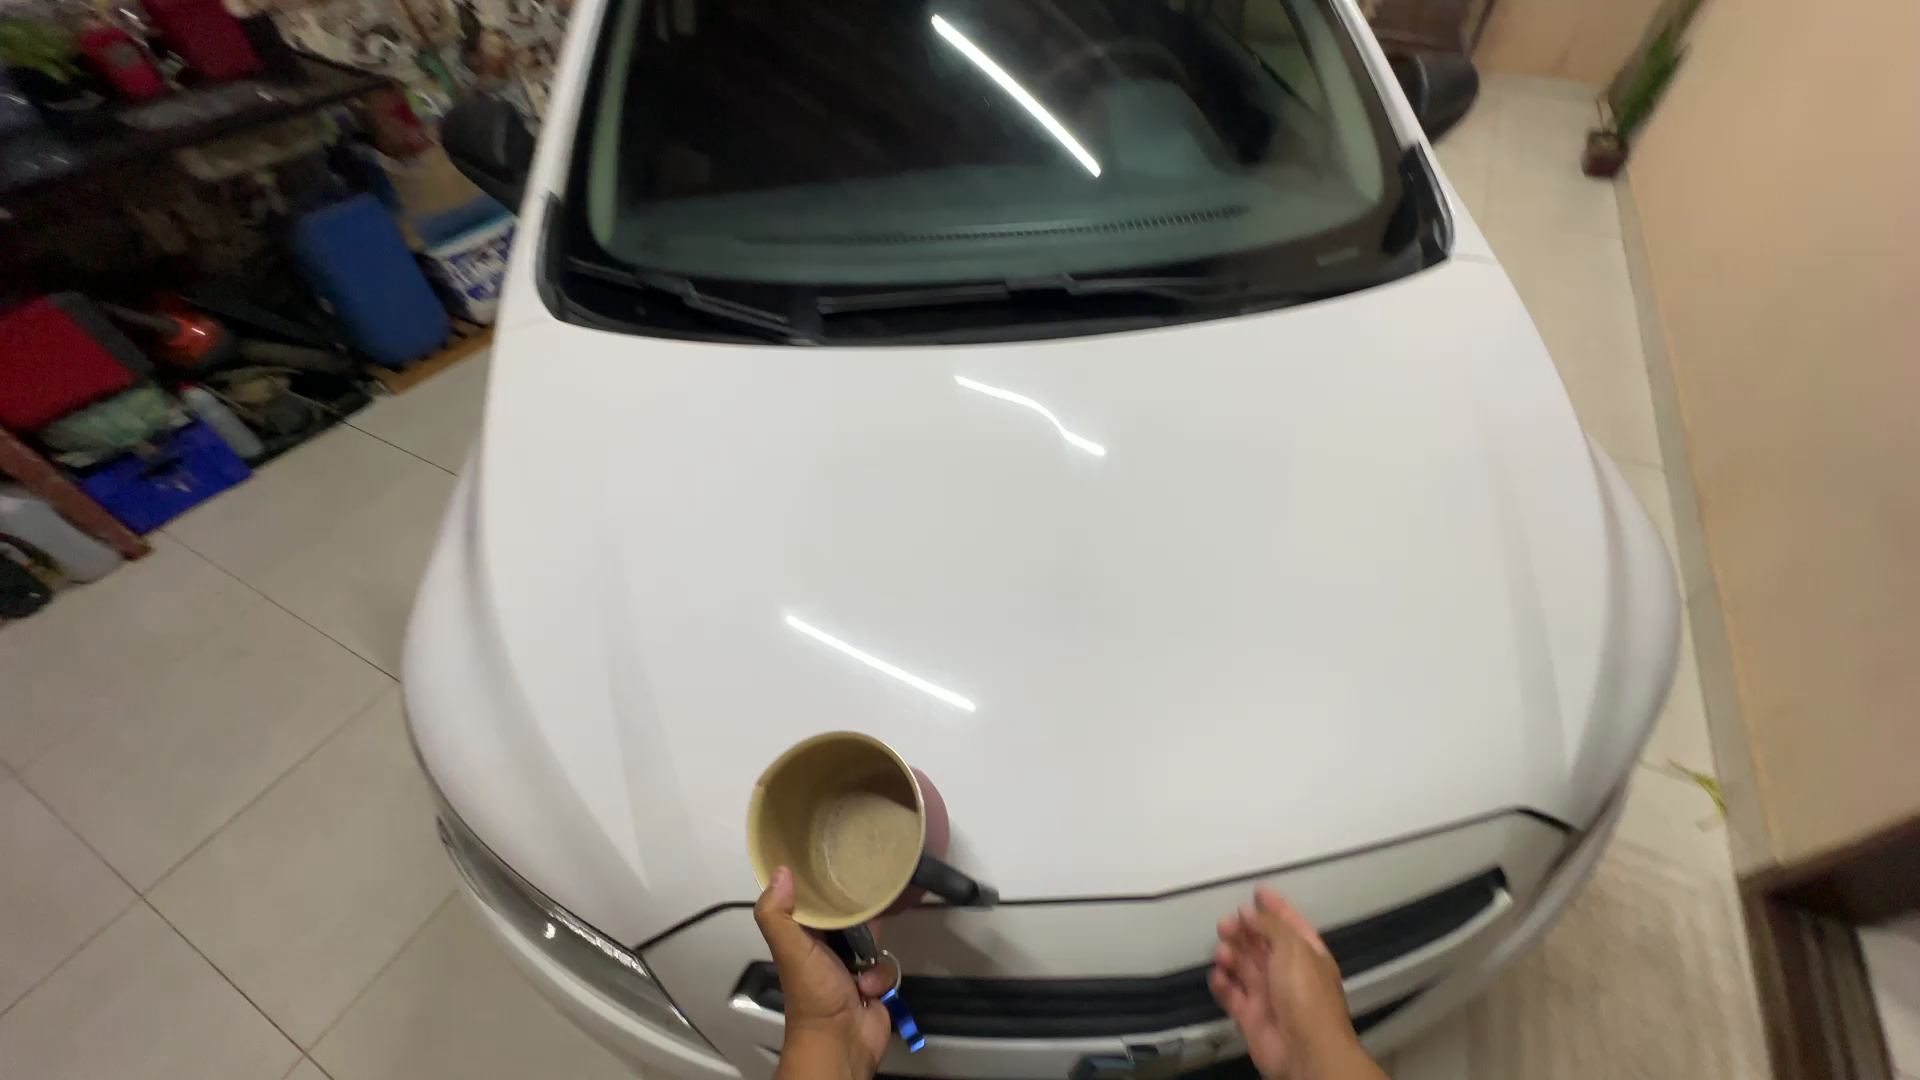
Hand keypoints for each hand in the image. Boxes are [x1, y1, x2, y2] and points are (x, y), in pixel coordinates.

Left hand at [754, 866, 894, 1079]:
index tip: (837, 859)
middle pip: (848, 917)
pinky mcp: (874, 983)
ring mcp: (852, 966)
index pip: (814, 902)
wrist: (841, 1043)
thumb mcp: (791, 950)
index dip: (823, 883)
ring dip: (871, 953)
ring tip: (862, 964)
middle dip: (860, 915)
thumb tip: (779, 870)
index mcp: (804, 939)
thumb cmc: (813, 994)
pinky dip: (881, 976)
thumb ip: (778, 914)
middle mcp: (827, 949)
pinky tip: (869, 988)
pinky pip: (886, 966)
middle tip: (869, 908)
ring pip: (873, 940)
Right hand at [1210, 887, 1382, 1079]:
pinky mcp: (1250, 1015)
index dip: (1275, 906)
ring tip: (1223, 954)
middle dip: (1242, 929)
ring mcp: (1268, 994)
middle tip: (1226, 925)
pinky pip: (1230, 993)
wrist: (1306, 1052)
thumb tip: (1248, 912)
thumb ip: (1269, 925)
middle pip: (1260, 942)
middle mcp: (1287, 972)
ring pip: (1243, 965)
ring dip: (1230, 954)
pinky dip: (1221, 982)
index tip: (1257, 890)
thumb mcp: (1293, 948)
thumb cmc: (1304, 993)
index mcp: (1306, 955)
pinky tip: (1219, 976)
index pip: (1290, 923)